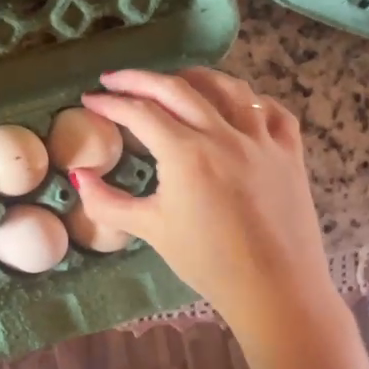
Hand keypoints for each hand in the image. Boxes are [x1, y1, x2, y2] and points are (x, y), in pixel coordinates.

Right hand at [71, 68, 338, 334]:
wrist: (276, 291)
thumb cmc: (207, 261)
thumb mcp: (149, 229)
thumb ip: (106, 201)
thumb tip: (78, 176)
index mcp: (186, 154)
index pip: (139, 112)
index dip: (110, 102)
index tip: (90, 99)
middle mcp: (224, 136)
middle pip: (177, 89)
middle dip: (139, 79)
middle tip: (114, 79)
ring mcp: (262, 142)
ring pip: (229, 89)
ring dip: (195, 77)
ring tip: (172, 79)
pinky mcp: (290, 154)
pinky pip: (272, 112)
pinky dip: (250, 100)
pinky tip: (234, 104)